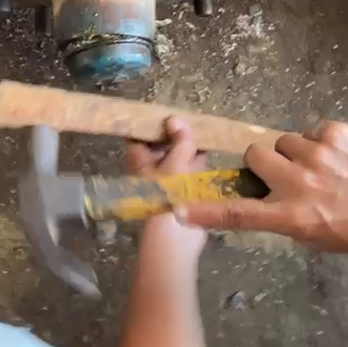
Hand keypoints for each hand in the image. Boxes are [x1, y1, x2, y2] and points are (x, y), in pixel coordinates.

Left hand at [128, 116, 208, 259]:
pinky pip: (190, 170)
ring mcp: (166, 181)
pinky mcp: (182, 191)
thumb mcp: (175, 164)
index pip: (137, 136)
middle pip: (160, 145)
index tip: (161, 110)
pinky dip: (198, 161)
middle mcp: (150, 169)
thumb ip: (180, 142)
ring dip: (188, 146)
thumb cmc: (167, 195)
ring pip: (177, 157)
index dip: (147, 122)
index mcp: (140, 161)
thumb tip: (176, 119)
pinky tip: (210, 149)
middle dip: (173, 133)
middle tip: (188, 117)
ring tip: (201, 128)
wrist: (176, 236)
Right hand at [174, 121, 347, 254]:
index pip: (240, 214)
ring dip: (298, 152)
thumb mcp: (321, 236)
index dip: (207, 212)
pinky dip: (323, 142)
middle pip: (255, 155)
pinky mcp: (334, 132)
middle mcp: (299, 184)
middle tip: (291, 173)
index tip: (179, 211)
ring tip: (328, 167)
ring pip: (284, 140)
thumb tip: (267, 195)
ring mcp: (317, 154)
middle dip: (267, 161)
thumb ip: (288, 215)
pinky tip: (347, 157)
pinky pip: (312, 130)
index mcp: (295, 217)